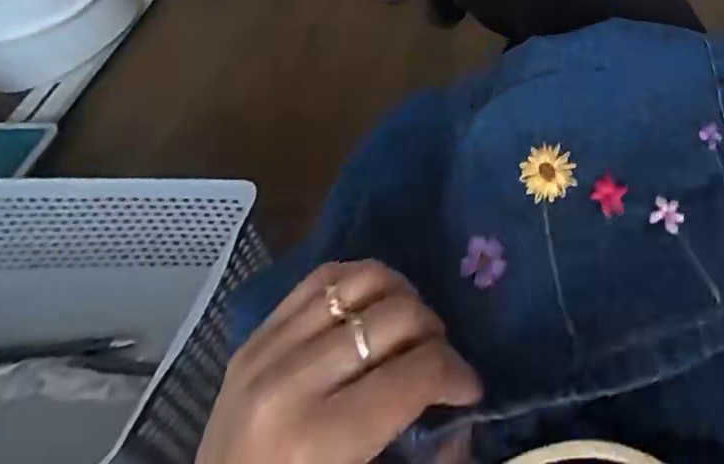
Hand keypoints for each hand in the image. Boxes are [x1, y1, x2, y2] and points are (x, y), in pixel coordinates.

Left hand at [196, 260, 480, 463]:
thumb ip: (425, 458)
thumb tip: (464, 415)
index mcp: (318, 442)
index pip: (418, 373)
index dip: (458, 374)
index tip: (469, 389)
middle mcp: (291, 384)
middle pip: (399, 316)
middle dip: (436, 336)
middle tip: (440, 362)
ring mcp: (267, 351)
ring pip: (366, 280)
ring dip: (404, 299)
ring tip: (408, 331)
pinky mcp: (254, 336)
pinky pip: (325, 277)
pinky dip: (362, 283)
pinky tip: (373, 309)